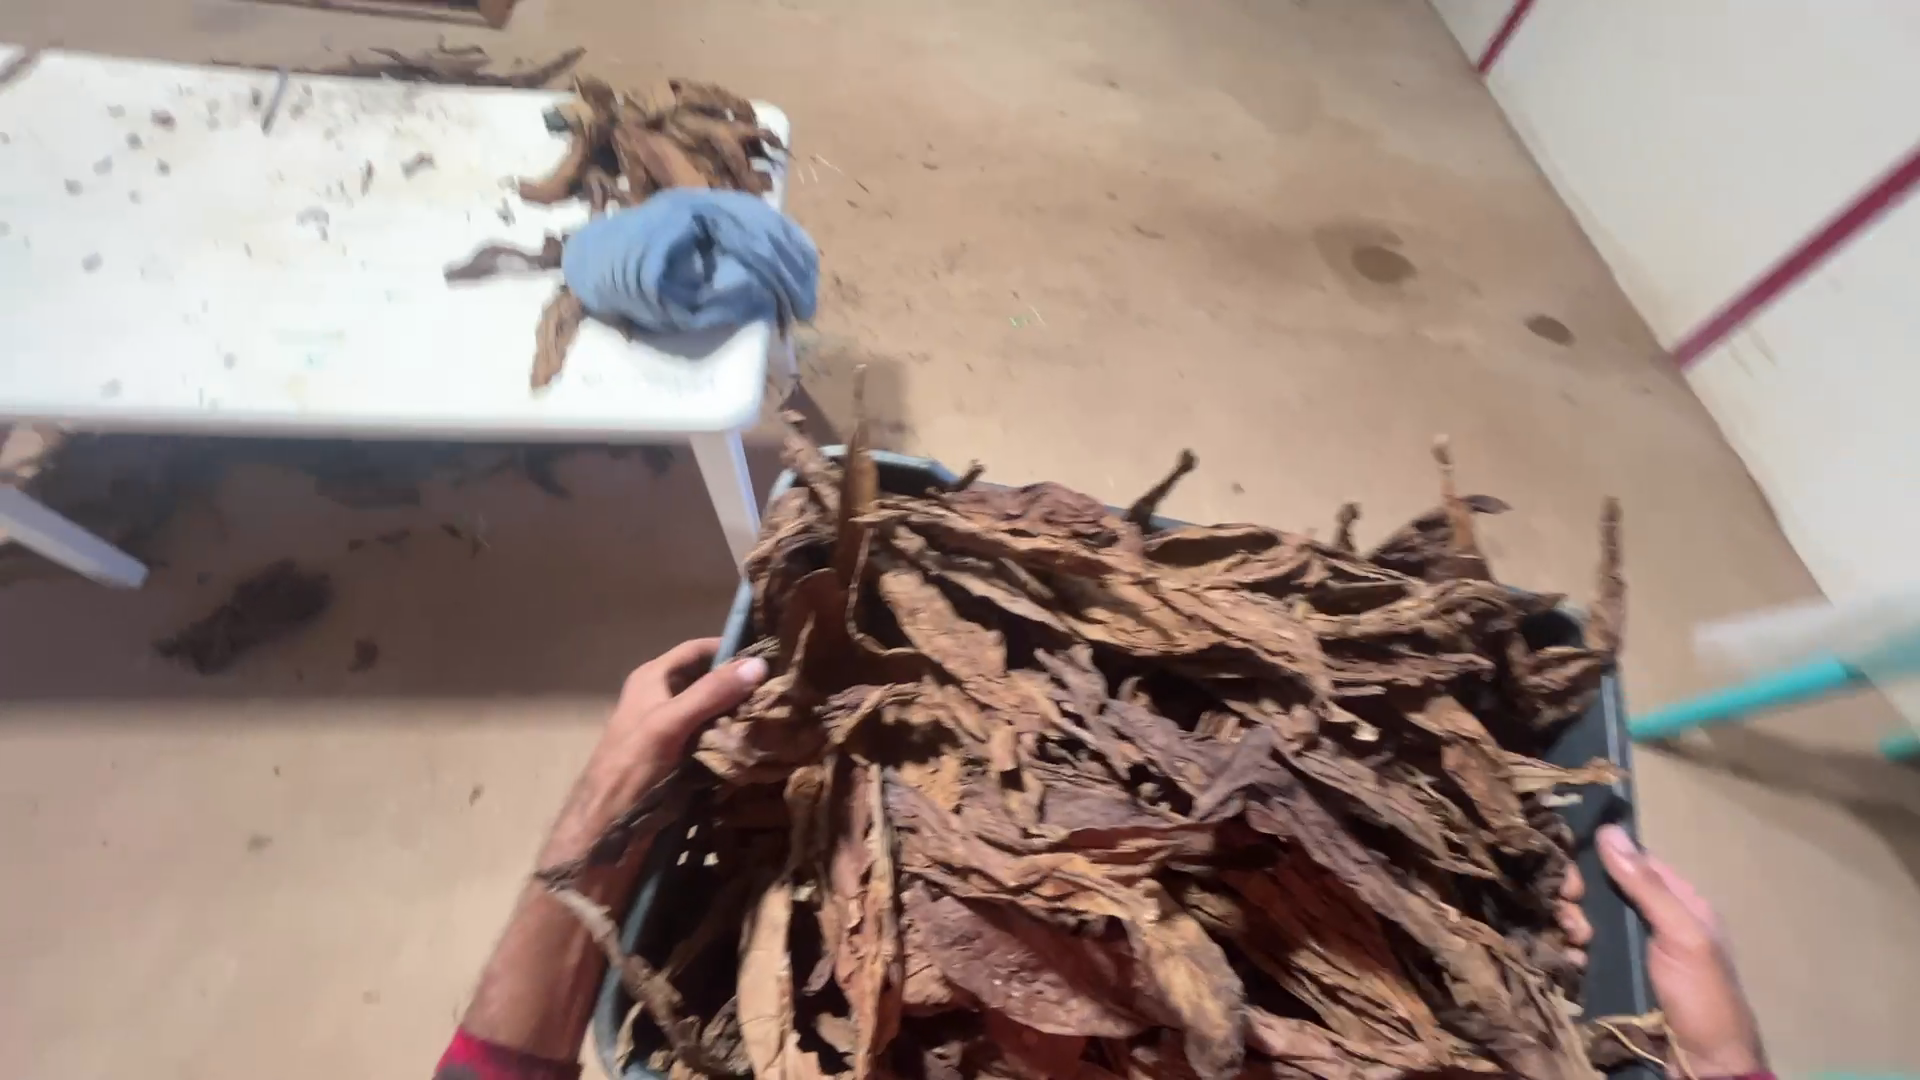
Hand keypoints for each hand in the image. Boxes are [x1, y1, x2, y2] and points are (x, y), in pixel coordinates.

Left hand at [541, 639, 768, 869]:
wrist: (606, 831)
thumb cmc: (630, 770)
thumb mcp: (670, 724)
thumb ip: (710, 693)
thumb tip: (758, 664)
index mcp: (653, 678)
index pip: (698, 649)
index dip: (730, 647)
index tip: (769, 652)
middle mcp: (663, 697)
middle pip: (709, 678)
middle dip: (740, 681)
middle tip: (779, 684)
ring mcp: (672, 727)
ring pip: (714, 707)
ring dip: (740, 708)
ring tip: (776, 708)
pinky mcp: (681, 754)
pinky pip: (714, 734)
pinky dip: (733, 733)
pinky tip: (757, 736)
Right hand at [1557, 826, 1765, 1076]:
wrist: (1701, 1067)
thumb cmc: (1702, 998)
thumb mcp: (1683, 938)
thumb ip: (1646, 886)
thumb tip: (1609, 829)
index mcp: (1677, 902)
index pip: (1627, 858)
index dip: (1596, 856)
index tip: (1572, 870)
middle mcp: (1649, 916)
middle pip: (1596, 884)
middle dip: (1577, 895)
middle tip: (1572, 912)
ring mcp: (1627, 942)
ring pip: (1580, 910)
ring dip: (1569, 921)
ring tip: (1575, 940)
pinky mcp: (1607, 965)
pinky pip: (1575, 939)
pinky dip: (1568, 944)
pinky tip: (1573, 955)